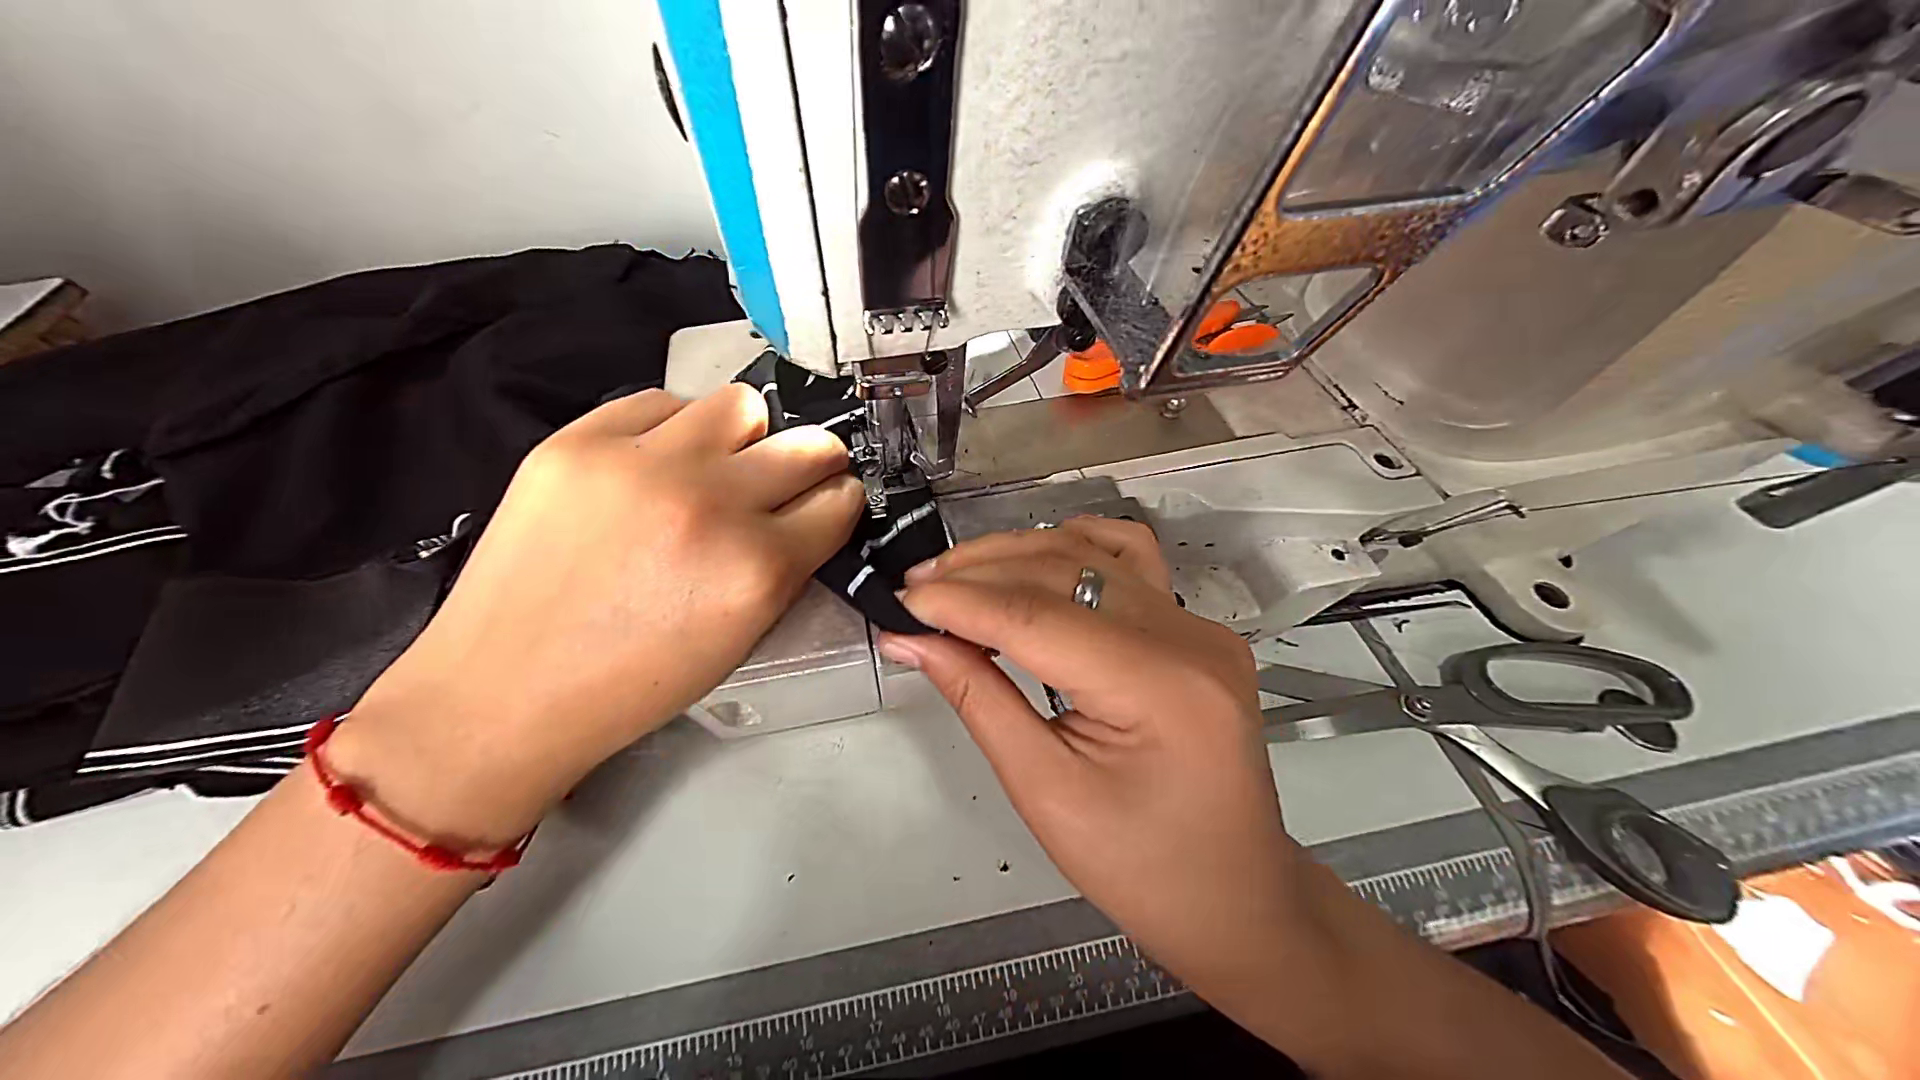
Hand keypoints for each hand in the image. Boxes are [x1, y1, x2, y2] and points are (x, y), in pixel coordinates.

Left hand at [333, 384, 863, 843]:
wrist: (505, 691)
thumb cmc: (636, 682)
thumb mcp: (741, 637)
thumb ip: (787, 567)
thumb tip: (810, 511)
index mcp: (757, 569)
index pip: (839, 500)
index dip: (838, 502)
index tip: (825, 505)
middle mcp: (710, 505)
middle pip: (808, 445)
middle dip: (815, 462)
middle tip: (788, 480)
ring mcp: (640, 464)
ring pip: (739, 404)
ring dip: (744, 436)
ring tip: (715, 466)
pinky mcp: (577, 443)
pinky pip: (660, 403)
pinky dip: (672, 430)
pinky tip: (653, 465)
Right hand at [875, 519, 1318, 1005]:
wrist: (1233, 895)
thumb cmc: (1140, 868)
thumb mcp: (1044, 790)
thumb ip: (977, 698)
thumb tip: (911, 639)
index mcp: (1159, 685)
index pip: (1036, 617)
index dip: (959, 603)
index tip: (899, 602)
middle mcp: (1188, 635)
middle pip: (1062, 571)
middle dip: (977, 573)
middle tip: (914, 588)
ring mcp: (1199, 624)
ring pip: (1092, 553)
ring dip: (1016, 556)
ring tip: (956, 576)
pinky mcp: (1195, 627)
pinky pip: (1129, 560)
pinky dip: (1072, 549)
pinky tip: (1031, 563)